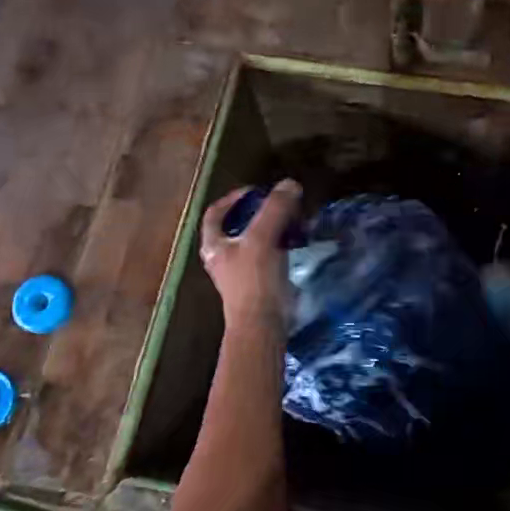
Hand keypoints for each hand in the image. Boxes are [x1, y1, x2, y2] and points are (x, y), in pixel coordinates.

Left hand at [201, 180, 301, 326]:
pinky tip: (295, 248)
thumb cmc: (255, 281)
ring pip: (255, 244)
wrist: (262, 326)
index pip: (216, 213)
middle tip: (279, 207)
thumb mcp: (263, 239)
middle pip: (238, 228)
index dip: (232, 198)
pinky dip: (281, 249)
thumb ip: (275, 209)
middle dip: (258, 215)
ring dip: (273, 232)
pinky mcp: (260, 288)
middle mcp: (224, 260)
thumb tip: (290, 184)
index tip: (255, 192)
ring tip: (291, 224)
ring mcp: (241, 275)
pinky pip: (269, 260)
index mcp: (215, 245)